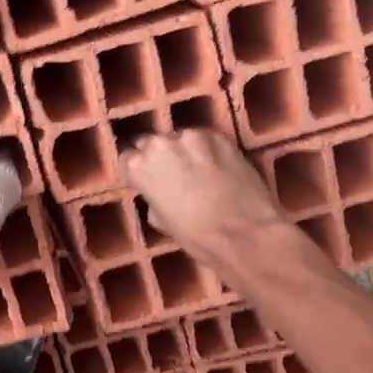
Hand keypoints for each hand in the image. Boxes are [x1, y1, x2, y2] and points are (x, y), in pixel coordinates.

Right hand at [119, 130, 305, 281]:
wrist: (244, 234)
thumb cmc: (195, 236)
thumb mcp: (160, 220)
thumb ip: (153, 197)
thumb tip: (161, 191)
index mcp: (138, 166)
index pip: (128, 158)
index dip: (140, 170)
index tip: (150, 180)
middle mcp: (159, 143)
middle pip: (152, 143)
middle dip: (161, 156)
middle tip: (175, 174)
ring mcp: (190, 136)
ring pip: (181, 139)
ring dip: (187, 151)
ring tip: (201, 170)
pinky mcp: (219, 136)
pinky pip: (206, 140)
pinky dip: (209, 150)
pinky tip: (220, 167)